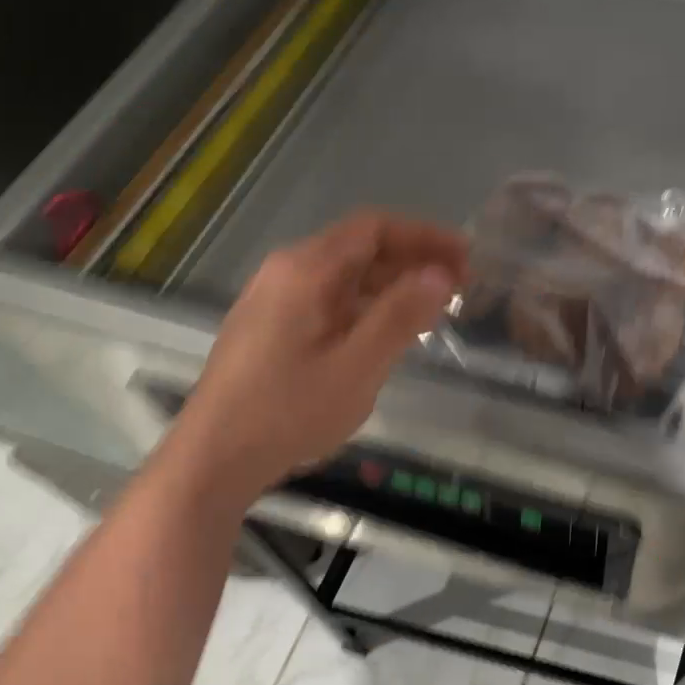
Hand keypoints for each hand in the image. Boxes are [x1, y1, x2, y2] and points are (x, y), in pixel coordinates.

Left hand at [163, 211, 467, 504]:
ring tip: (434, 311)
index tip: (467, 258)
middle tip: (461, 287)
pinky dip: (366, 307)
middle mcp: (286, 272)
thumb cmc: (290, 411)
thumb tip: (440, 276)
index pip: (374, 228)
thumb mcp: (357, 366)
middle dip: (413, 261)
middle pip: (359, 249)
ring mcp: (274, 300)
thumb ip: (400, 316)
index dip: (425, 237)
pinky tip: (388, 335)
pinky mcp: (270, 328)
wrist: (217, 455)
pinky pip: (328, 301)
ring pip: (344, 278)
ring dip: (391, 286)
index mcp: (306, 270)